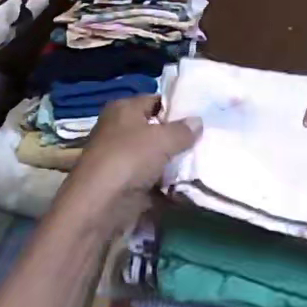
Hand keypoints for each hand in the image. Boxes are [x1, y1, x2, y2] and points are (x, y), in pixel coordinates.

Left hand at [63, 95, 200, 218]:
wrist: (99, 206)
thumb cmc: (129, 159)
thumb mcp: (162, 139)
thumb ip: (183, 130)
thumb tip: (198, 121)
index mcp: (123, 110)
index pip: (155, 101)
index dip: (178, 107)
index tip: (202, 117)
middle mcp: (119, 130)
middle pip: (156, 130)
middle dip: (179, 137)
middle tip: (207, 141)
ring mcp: (122, 158)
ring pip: (156, 156)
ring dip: (175, 162)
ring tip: (203, 163)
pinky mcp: (125, 183)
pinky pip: (152, 178)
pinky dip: (167, 183)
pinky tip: (188, 185)